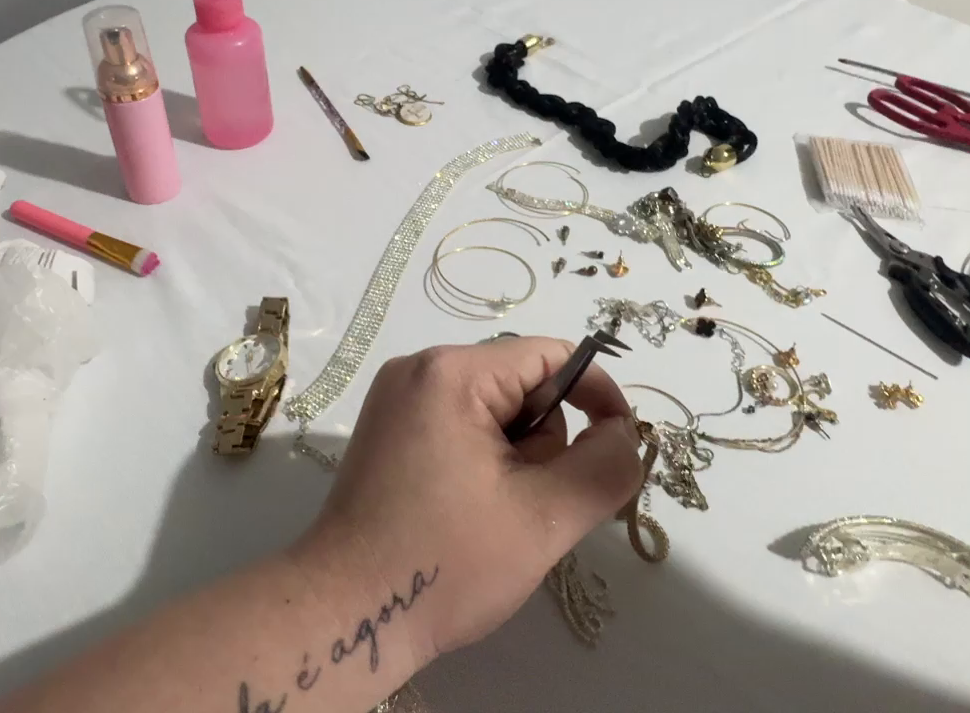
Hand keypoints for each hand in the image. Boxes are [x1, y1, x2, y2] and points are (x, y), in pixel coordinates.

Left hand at [291, 337, 641, 672]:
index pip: (548, 355)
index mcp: (450, 372)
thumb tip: (625, 433)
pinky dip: (487, 464)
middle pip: (521, 385)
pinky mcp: (390, 432)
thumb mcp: (543, 517)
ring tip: (496, 517)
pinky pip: (463, 428)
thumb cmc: (445, 562)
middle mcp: (419, 371)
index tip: (619, 445)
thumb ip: (603, 467)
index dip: (595, 394)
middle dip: (544, 443)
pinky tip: (473, 513)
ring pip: (495, 412)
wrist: (345, 615)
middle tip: (531, 506)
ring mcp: (398, 401)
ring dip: (517, 460)